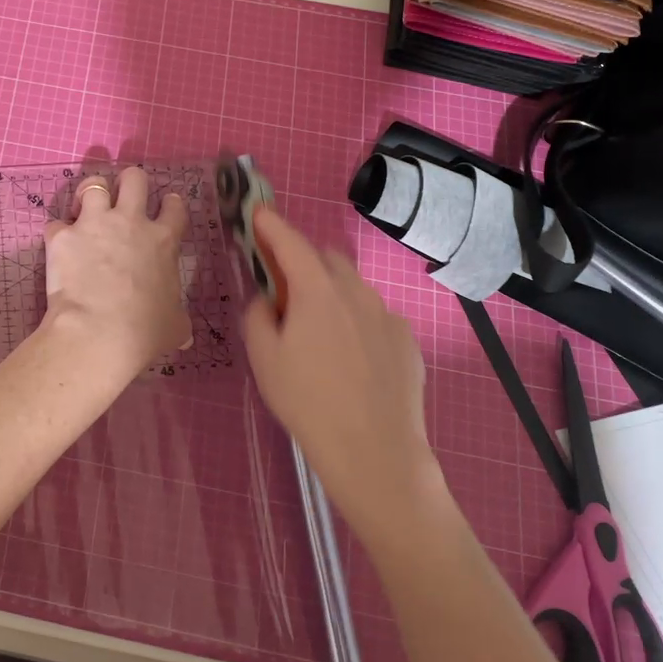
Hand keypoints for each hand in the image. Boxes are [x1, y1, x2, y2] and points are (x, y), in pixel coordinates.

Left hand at [41, 166, 190, 376]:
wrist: (99, 331)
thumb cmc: (145, 330)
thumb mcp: (175, 324)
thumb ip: (177, 318)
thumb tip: (182, 333)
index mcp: (163, 241)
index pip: (174, 206)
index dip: (170, 203)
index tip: (165, 206)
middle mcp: (130, 222)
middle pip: (134, 178)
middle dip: (129, 181)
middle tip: (123, 196)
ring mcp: (94, 224)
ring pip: (94, 184)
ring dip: (90, 193)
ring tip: (85, 206)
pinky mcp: (62, 235)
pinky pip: (57, 223)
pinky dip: (58, 233)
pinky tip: (59, 245)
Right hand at [241, 205, 446, 539]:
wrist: (374, 450)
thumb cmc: (306, 401)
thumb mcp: (263, 357)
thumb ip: (258, 314)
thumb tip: (267, 298)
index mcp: (316, 291)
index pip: (289, 242)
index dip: (270, 223)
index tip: (257, 211)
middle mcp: (356, 292)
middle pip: (325, 258)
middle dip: (301, 259)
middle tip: (281, 285)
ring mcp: (387, 315)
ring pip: (351, 287)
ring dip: (329, 290)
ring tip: (315, 330)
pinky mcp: (406, 341)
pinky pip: (373, 315)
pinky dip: (354, 319)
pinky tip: (347, 357)